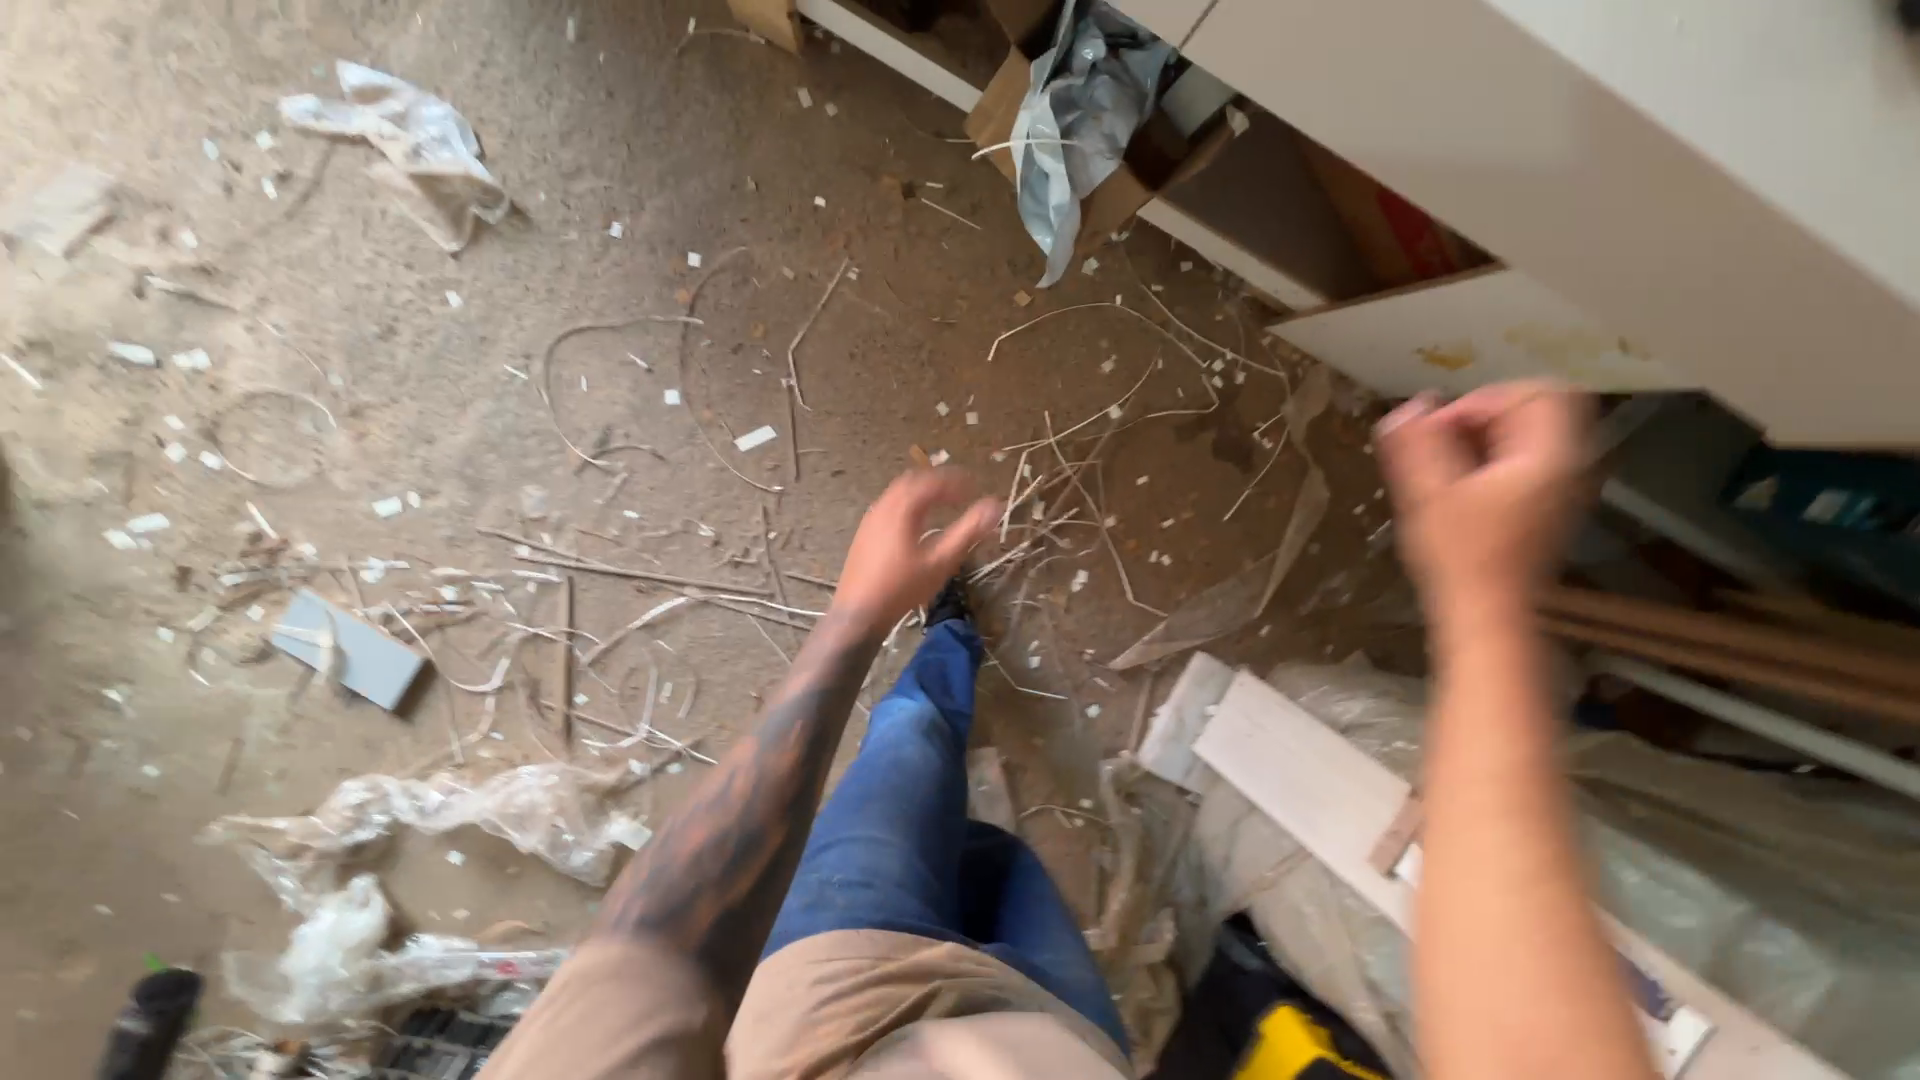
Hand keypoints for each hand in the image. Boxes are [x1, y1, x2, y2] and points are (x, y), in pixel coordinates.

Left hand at [831, 468, 1002, 629]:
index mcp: (903, 508)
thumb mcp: (941, 561)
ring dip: (922, 493)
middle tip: (960, 492)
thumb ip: (969, 532)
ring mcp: (870, 519)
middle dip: (939, 482)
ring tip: (943, 505)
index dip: (957, 481)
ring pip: (899, 493)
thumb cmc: (903, 587)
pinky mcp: (864, 533)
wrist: (859, 612)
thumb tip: (995, 506)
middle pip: (914, 481)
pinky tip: (917, 524)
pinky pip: (889, 506)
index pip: (933, 481)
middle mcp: (883, 506)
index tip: (975, 487)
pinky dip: (909, 504)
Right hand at [1375, 381, 1591, 612]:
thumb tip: (1406, 409)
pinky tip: (1457, 488)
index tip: (1440, 431)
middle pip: (1536, 410)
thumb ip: (1414, 446)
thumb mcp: (1426, 495)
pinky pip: (1527, 462)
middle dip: (1482, 415)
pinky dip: (1492, 460)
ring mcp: (1563, 490)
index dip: (1480, 400)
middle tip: (1440, 443)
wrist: (1486, 616)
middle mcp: (1569, 466)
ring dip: (1483, 438)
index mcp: (1550, 457)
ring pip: (1530, 436)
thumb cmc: (1459, 557)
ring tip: (1442, 467)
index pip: (1534, 392)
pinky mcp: (1548, 509)